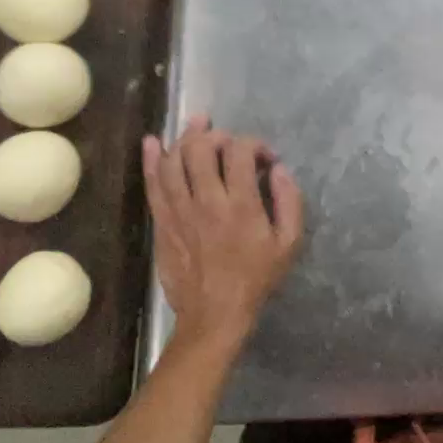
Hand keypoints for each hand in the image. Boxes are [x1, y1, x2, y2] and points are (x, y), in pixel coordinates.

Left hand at [141, 116, 304, 354]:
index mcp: (242, 205)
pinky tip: (154, 142)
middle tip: (229, 144)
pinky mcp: (162, 222)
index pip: (240, 152)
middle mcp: (207, 200)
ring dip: (186, 139)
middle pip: (201, 148)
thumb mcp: (290, 243)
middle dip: (217, 136)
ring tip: (197, 129)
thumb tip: (279, 169)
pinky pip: (153, 183)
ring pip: (175, 160)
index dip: (254, 144)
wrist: (215, 314)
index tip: (264, 159)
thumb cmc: (257, 279)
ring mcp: (179, 210)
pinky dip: (152, 159)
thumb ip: (290, 201)